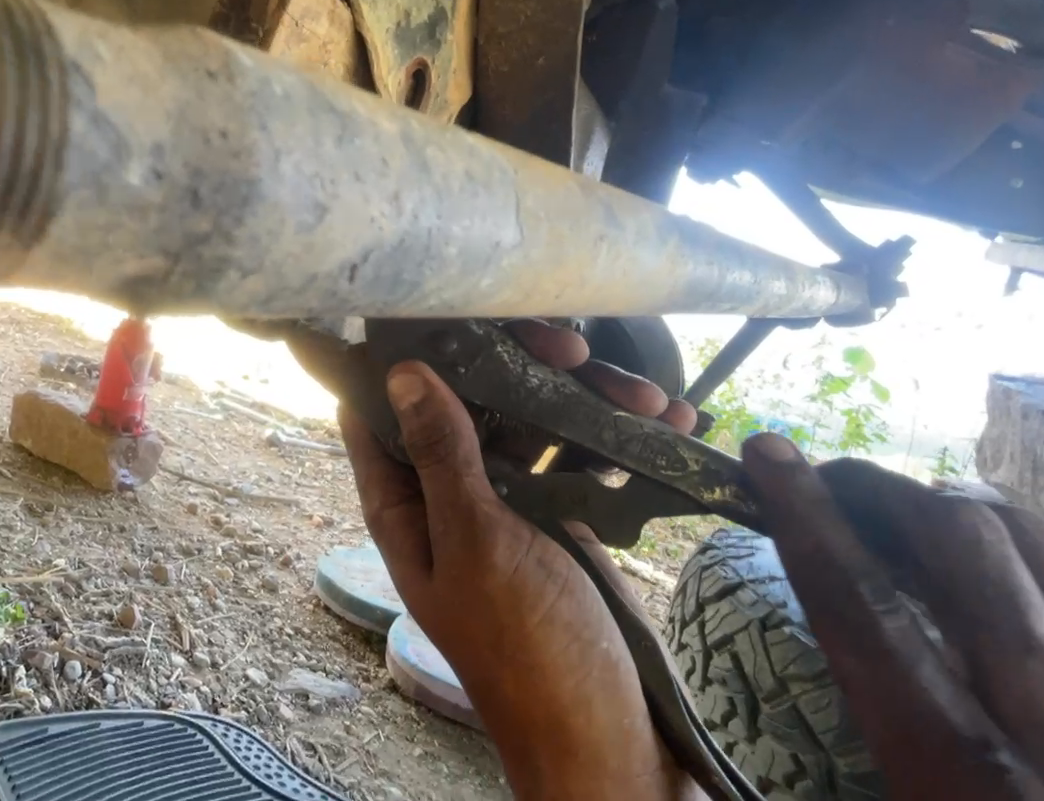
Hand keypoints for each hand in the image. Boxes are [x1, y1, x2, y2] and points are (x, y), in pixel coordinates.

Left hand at [339, 320, 698, 800]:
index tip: (437, 306)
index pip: (375, 410)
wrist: (608, 738)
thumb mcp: (478, 543)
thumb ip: (441, 457)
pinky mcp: (559, 517)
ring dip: (582, 400)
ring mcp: (505, 503)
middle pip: (464, 403)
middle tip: (571, 347)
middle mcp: (446, 493)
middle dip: (515, 368)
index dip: (395, 358)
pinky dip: (616, 438)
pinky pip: (577, 459)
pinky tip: (668, 421)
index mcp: (402, 500)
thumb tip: (401, 371)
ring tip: (644, 393)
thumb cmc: (527, 648)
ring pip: (528, 425)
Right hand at [743, 434, 1043, 799]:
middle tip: (831, 480)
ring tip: (919, 521)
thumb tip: (841, 643)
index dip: (804, 515)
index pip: (863, 606)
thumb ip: (882, 740)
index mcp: (971, 783)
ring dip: (961, 514)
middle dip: (878, 490)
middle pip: (959, 548)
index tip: (767, 451)